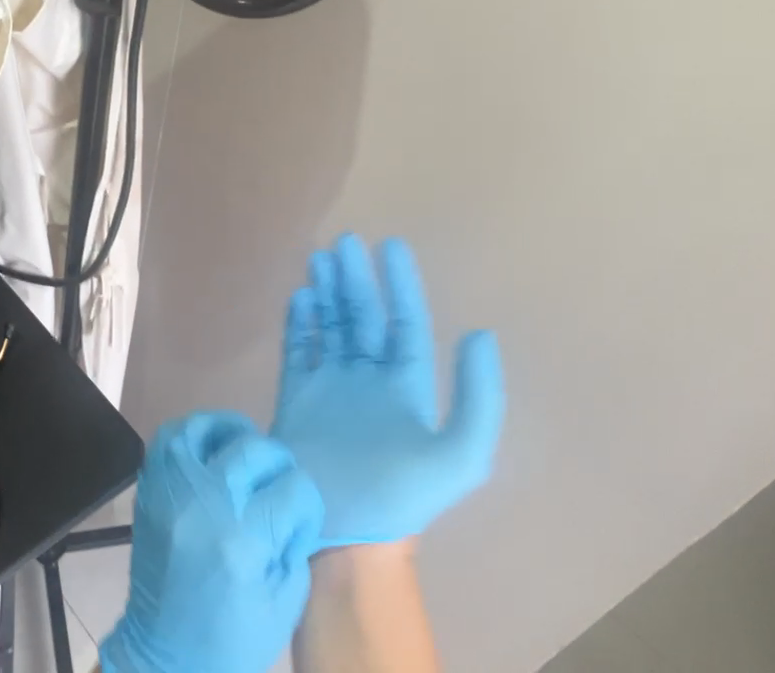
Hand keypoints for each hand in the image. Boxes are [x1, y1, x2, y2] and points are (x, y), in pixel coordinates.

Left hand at [100, 412, 323, 672]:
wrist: (164, 653)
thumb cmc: (230, 637)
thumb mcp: (284, 603)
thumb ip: (294, 543)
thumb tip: (292, 502)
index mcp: (243, 541)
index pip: (293, 489)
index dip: (306, 500)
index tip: (300, 514)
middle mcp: (204, 505)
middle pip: (252, 450)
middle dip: (277, 461)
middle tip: (278, 480)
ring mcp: (170, 493)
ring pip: (200, 430)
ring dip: (229, 430)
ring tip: (243, 442)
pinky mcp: (149, 492)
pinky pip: (166, 441)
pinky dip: (191, 433)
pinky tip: (211, 446)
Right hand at [272, 235, 505, 547]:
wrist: (340, 531)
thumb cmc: (399, 494)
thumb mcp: (461, 454)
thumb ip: (477, 396)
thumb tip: (477, 334)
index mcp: (405, 388)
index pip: (403, 323)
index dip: (399, 285)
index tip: (389, 246)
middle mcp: (367, 380)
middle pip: (362, 318)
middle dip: (354, 279)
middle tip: (343, 242)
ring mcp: (329, 387)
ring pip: (330, 327)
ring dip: (326, 293)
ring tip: (318, 259)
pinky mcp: (297, 398)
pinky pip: (298, 351)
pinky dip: (299, 323)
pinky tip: (300, 298)